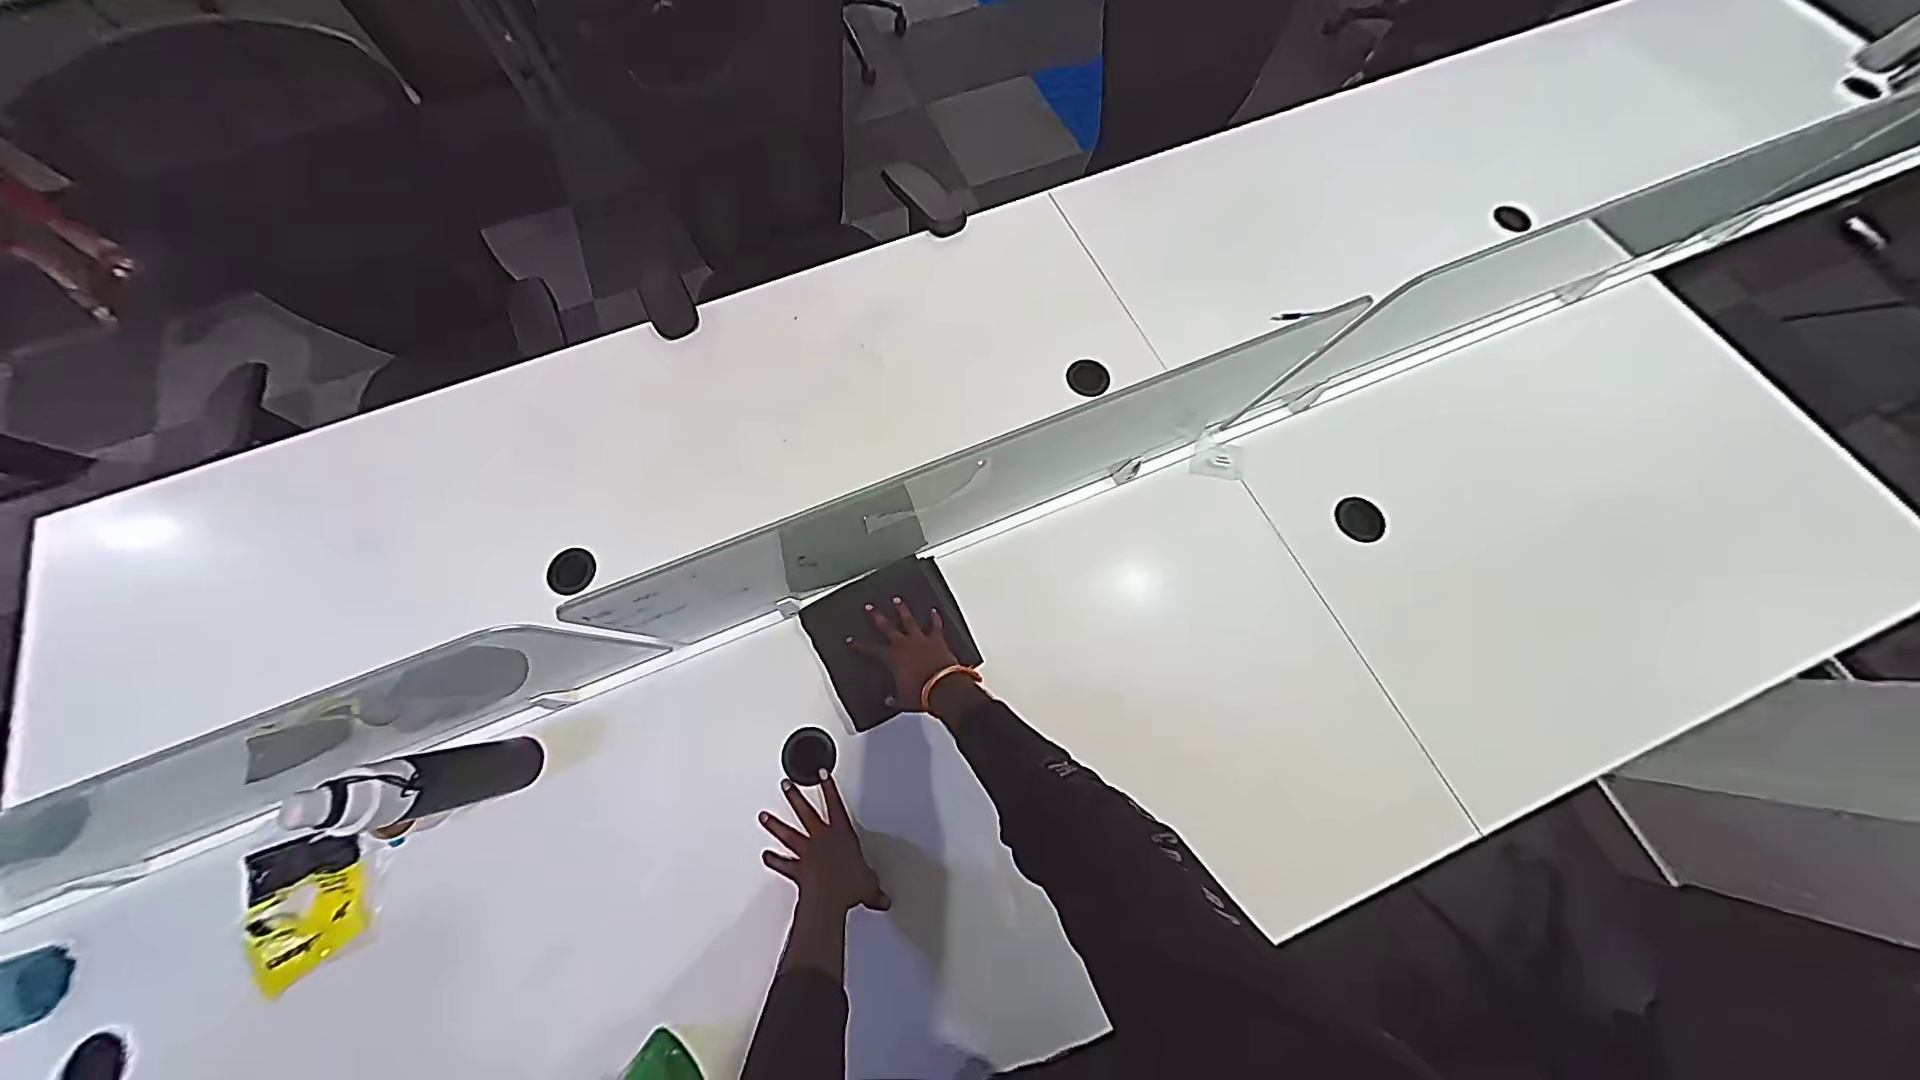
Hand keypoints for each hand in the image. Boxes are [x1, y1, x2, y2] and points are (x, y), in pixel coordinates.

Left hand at [760, 772, 889, 912]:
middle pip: (805, 812)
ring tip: (764, 815)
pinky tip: (765, 854)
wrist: (829, 900)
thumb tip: (880, 897)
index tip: (821, 773)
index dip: (829, 787)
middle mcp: (822, 838)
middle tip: (786, 783)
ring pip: (788, 834)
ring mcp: (807, 852)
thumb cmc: (849, 885)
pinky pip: (783, 863)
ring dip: (775, 825)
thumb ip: (872, 889)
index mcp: (842, 833)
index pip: (835, 803)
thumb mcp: (868, 885)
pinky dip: (773, 860)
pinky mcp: (796, 869)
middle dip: (795, 796)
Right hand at [847, 598, 964, 711]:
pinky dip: (935, 618)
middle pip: (886, 626)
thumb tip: (889, 701)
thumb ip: (895, 698)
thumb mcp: (903, 699)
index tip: (850, 640)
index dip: (859, 645)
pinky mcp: (936, 640)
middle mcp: (904, 644)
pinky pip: (935, 626)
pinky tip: (933, 610)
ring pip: (909, 620)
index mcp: (892, 658)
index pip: (870, 649)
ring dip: (902, 609)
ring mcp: (920, 639)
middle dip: (877, 616)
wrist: (943, 687)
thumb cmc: (921, 694)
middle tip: (870, 607)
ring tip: (897, 600)